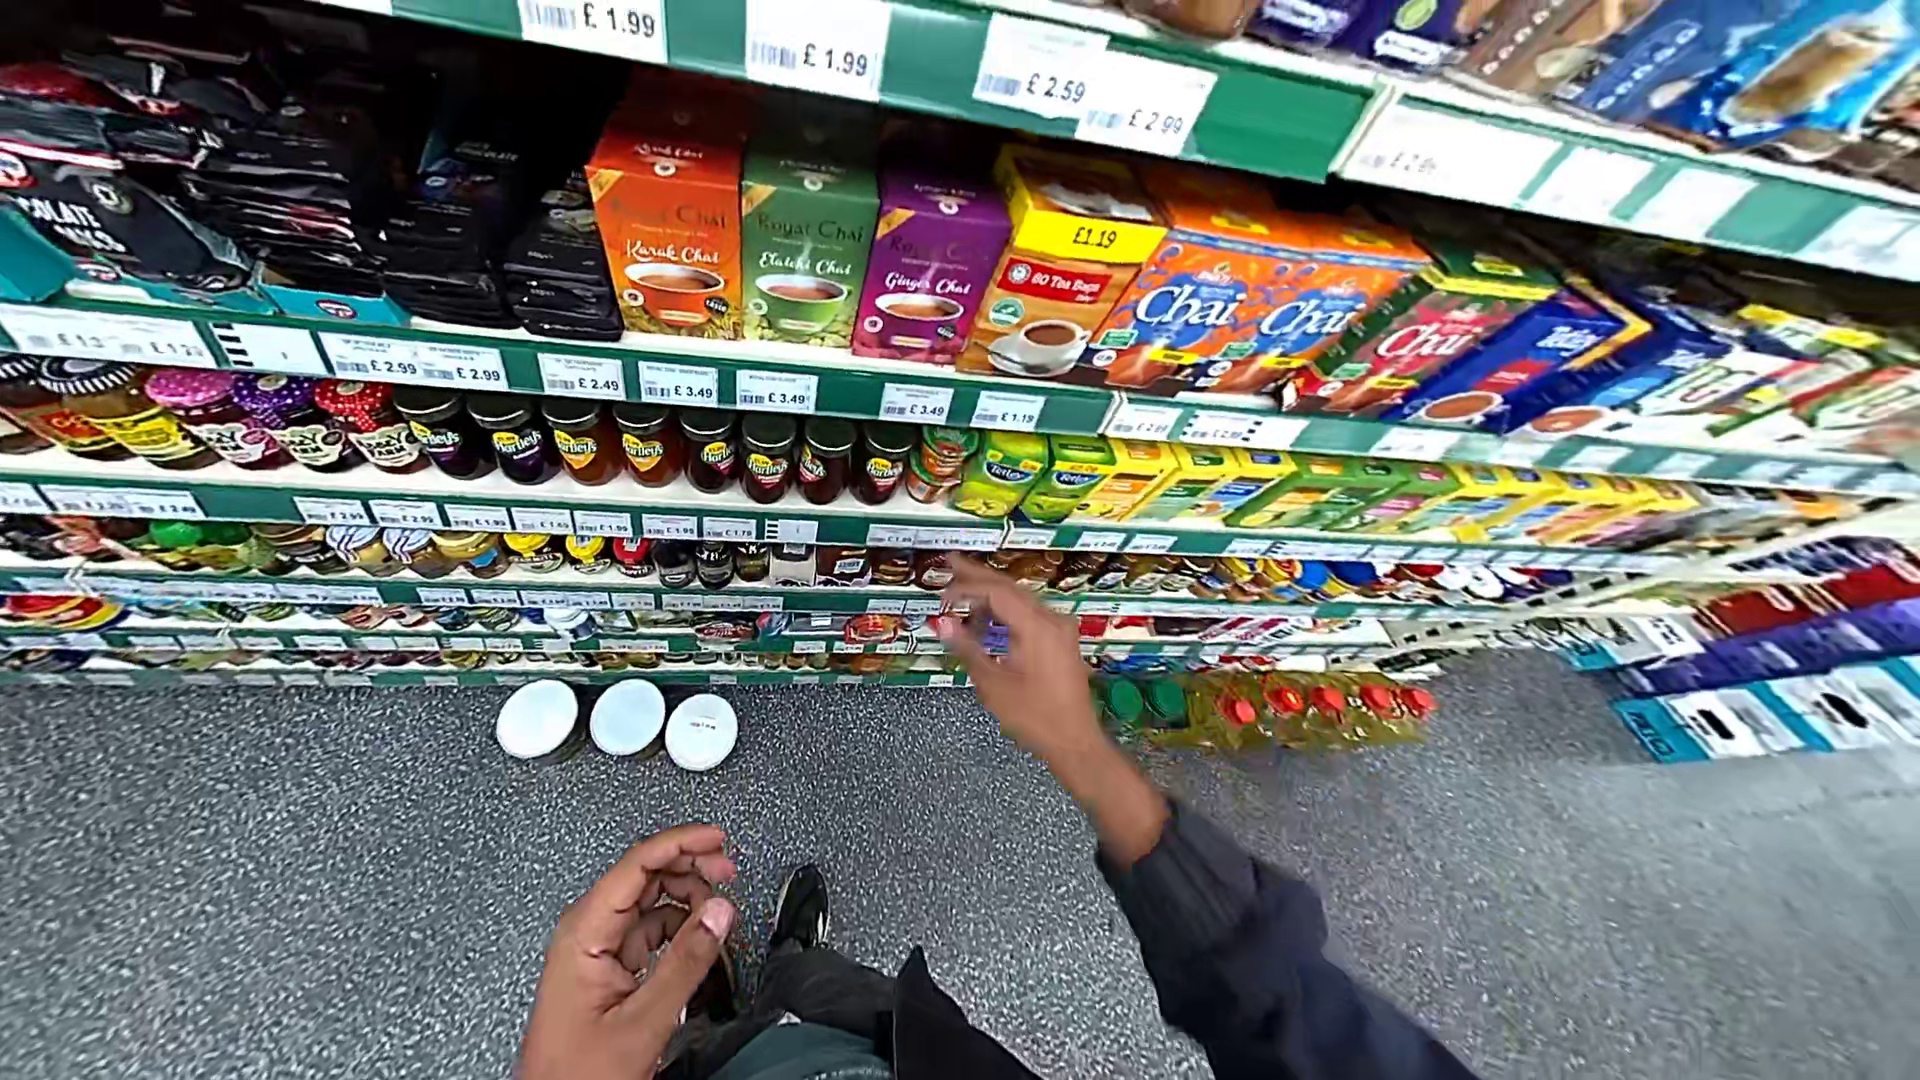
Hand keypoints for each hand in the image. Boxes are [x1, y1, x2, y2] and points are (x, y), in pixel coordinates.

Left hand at [518, 825, 737, 1079]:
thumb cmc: (578, 1079)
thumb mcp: (642, 1022)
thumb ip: (686, 962)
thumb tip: (721, 910)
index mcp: (585, 931)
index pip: (639, 861)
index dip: (682, 842)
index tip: (718, 840)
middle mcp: (588, 928)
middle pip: (648, 871)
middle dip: (692, 864)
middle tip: (728, 871)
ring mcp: (599, 944)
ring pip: (653, 894)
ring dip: (690, 892)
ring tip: (717, 911)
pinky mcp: (611, 961)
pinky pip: (653, 921)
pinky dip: (682, 919)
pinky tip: (700, 933)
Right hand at [939, 556, 1103, 763]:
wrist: (1074, 741)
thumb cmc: (1033, 716)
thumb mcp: (992, 684)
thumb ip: (967, 647)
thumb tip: (942, 623)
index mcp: (1037, 626)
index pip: (997, 592)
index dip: (967, 586)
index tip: (942, 590)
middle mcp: (1052, 619)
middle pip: (1011, 587)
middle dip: (979, 577)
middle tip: (950, 564)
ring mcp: (1061, 627)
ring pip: (1021, 598)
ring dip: (992, 594)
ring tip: (962, 595)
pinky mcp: (1062, 638)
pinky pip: (1031, 613)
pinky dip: (1007, 611)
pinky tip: (988, 620)